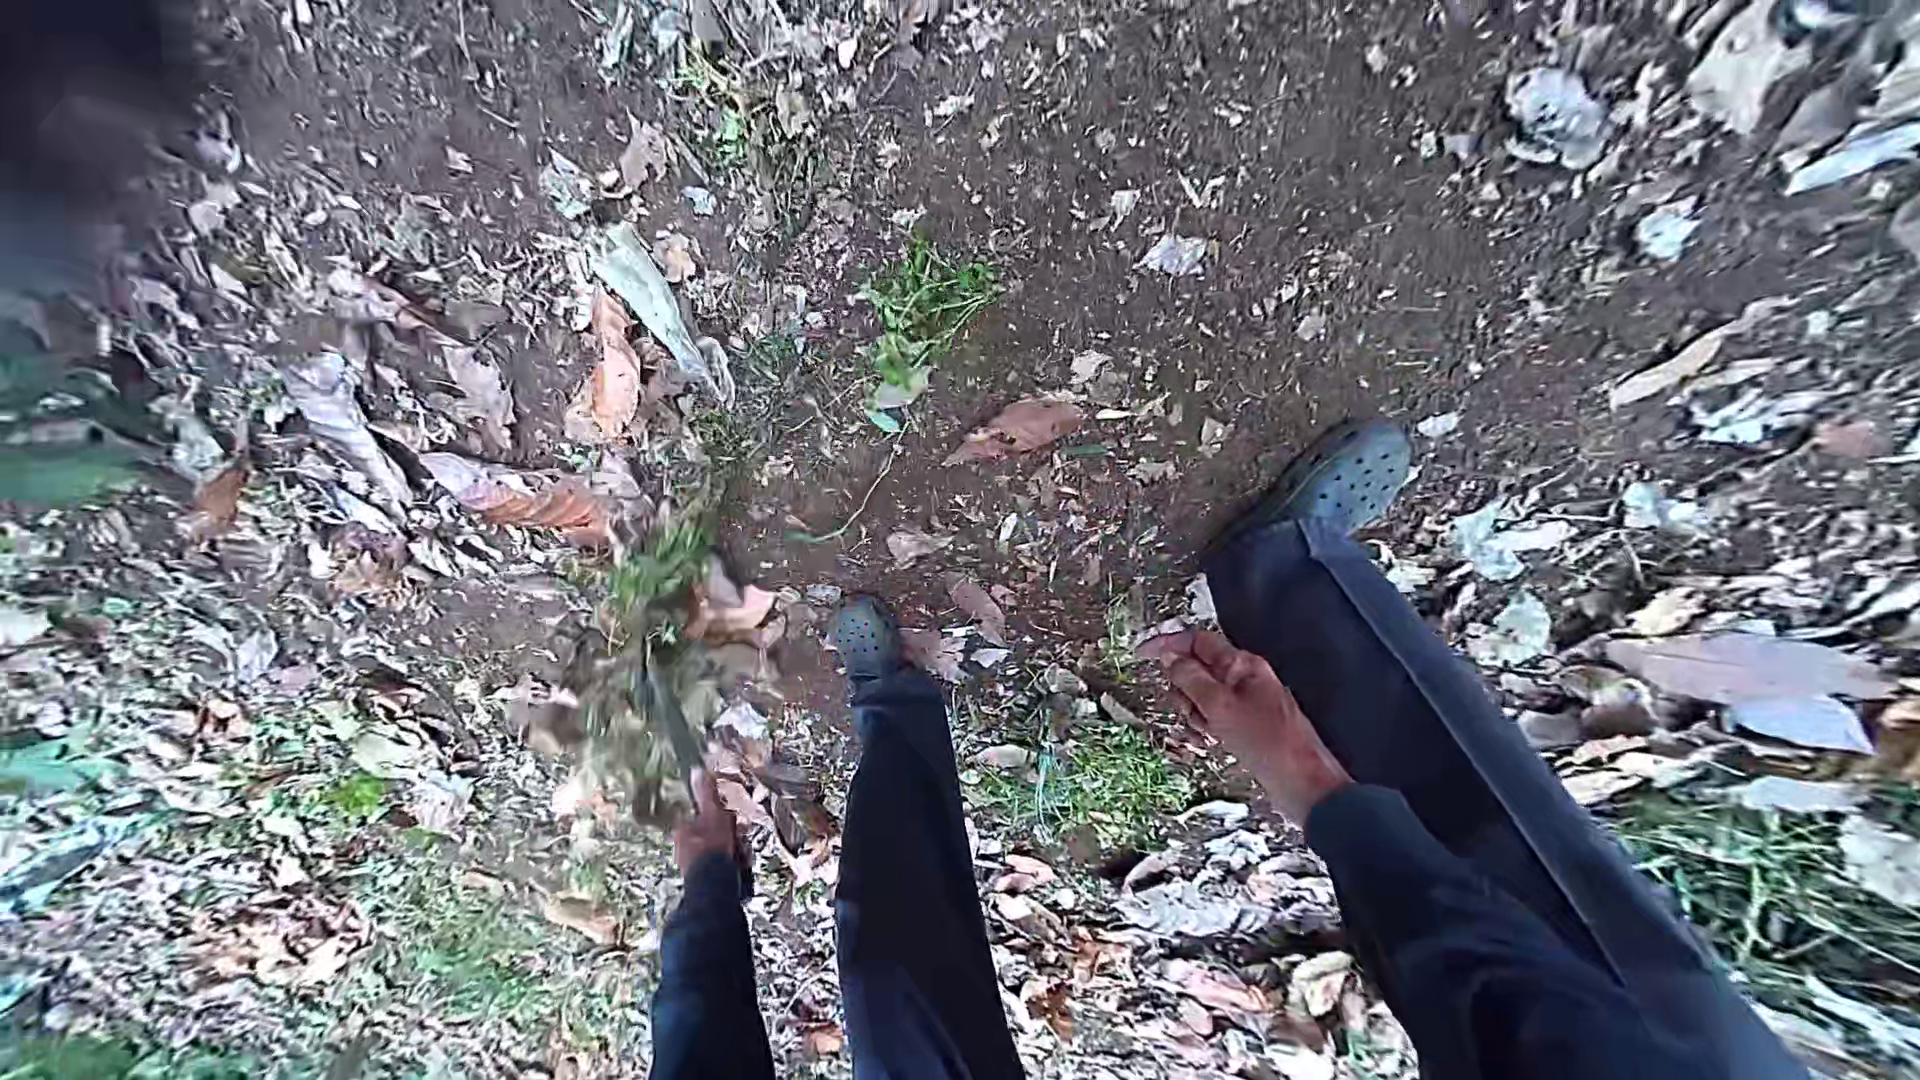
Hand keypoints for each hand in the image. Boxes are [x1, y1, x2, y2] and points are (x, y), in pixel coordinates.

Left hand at [672, 769, 740, 876]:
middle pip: (705, 831)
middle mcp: (680, 847)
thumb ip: (707, 792)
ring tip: (741, 848)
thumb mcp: (713, 811)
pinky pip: (715, 862)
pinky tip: (737, 861)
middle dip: (723, 831)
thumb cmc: (713, 843)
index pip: (699, 815)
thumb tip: (699, 770)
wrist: (714, 882)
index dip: (716, 814)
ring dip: (727, 845)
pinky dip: (726, 859)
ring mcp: (688, 864)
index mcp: (681, 830)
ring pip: (712, 847)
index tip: (730, 818)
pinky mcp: (698, 878)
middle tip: (738, 833)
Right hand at [1139, 629, 1351, 822]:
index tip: (1142, 654)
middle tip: (1191, 710)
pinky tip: (1212, 740)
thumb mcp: (1220, 707)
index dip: (1168, 644)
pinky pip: (1212, 713)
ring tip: (1206, 731)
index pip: (1197, 641)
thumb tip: (1168, 656)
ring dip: (1193, 710)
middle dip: (1183, 687)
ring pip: (1201, 693)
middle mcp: (1244, 677)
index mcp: (1242, 665)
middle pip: (1196, 668)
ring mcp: (1245, 700)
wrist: (1305, 786)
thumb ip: (1190, 678)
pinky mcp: (1245, 722)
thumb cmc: (1266, 743)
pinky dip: (1205, 723)